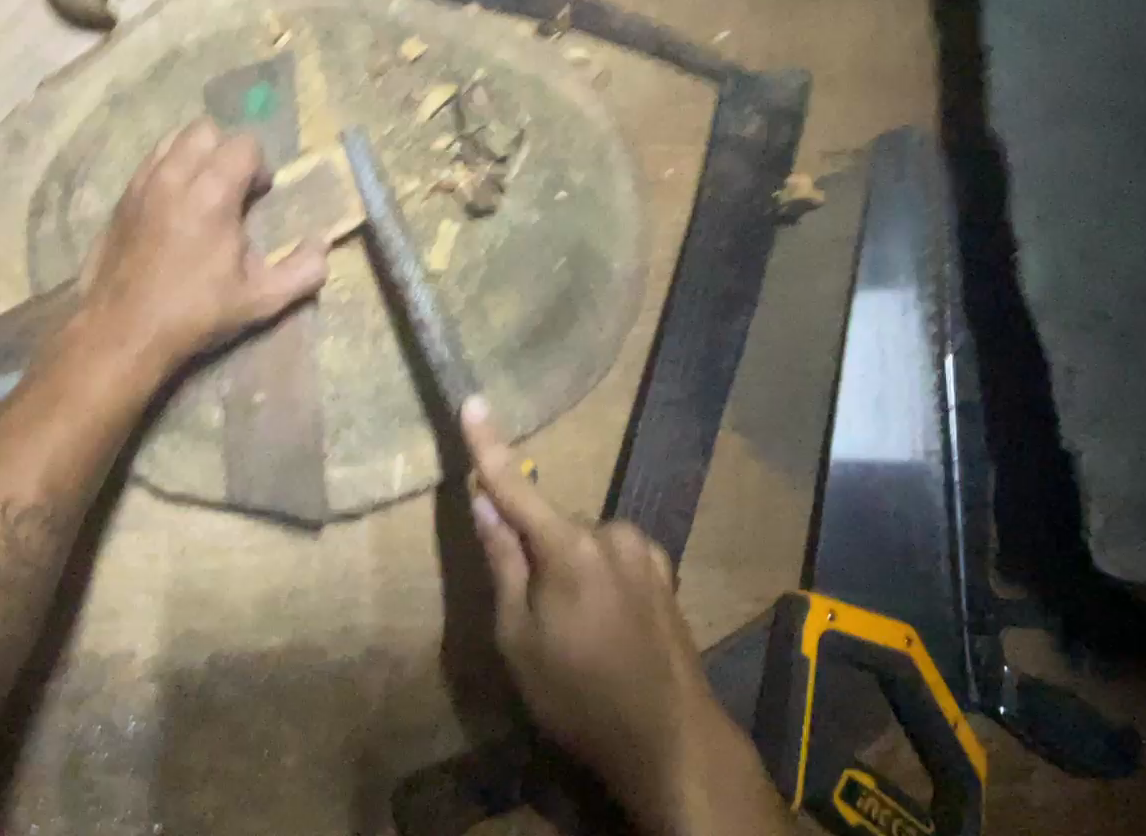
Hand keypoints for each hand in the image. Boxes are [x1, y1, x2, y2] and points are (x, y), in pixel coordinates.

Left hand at [72, 118, 328, 373]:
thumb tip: (322, 246)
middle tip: (233, 189)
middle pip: (205, 130)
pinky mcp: (121, 199)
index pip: (244, 144)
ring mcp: (142, 184)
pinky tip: (174, 208)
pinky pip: (150, 163)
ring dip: (194, 156)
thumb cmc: (196, 313)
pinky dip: (168, 171)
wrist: (124, 330)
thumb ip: (301, 271)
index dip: (259, 166)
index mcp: (212, 194)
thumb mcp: (260, 301)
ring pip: (172, 140)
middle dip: (225, 151)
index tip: (259, 196)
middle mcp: (174, 176)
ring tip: (202, 193)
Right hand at [461, 397, 788, 835]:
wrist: (673, 745)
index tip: (472, 401)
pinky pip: (610, 555)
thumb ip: (502, 560)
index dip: (488, 444)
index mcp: (570, 548)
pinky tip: (604, 624)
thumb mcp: (517, 636)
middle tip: (530, 612)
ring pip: (581, 540)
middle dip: (530, 547)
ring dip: (565, 564)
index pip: (514, 485)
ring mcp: (644, 553)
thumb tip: (483, 500)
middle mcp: (611, 535)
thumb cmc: (578, 694)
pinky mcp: (663, 572)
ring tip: (572, 630)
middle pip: (549, 522)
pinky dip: (595, 573)